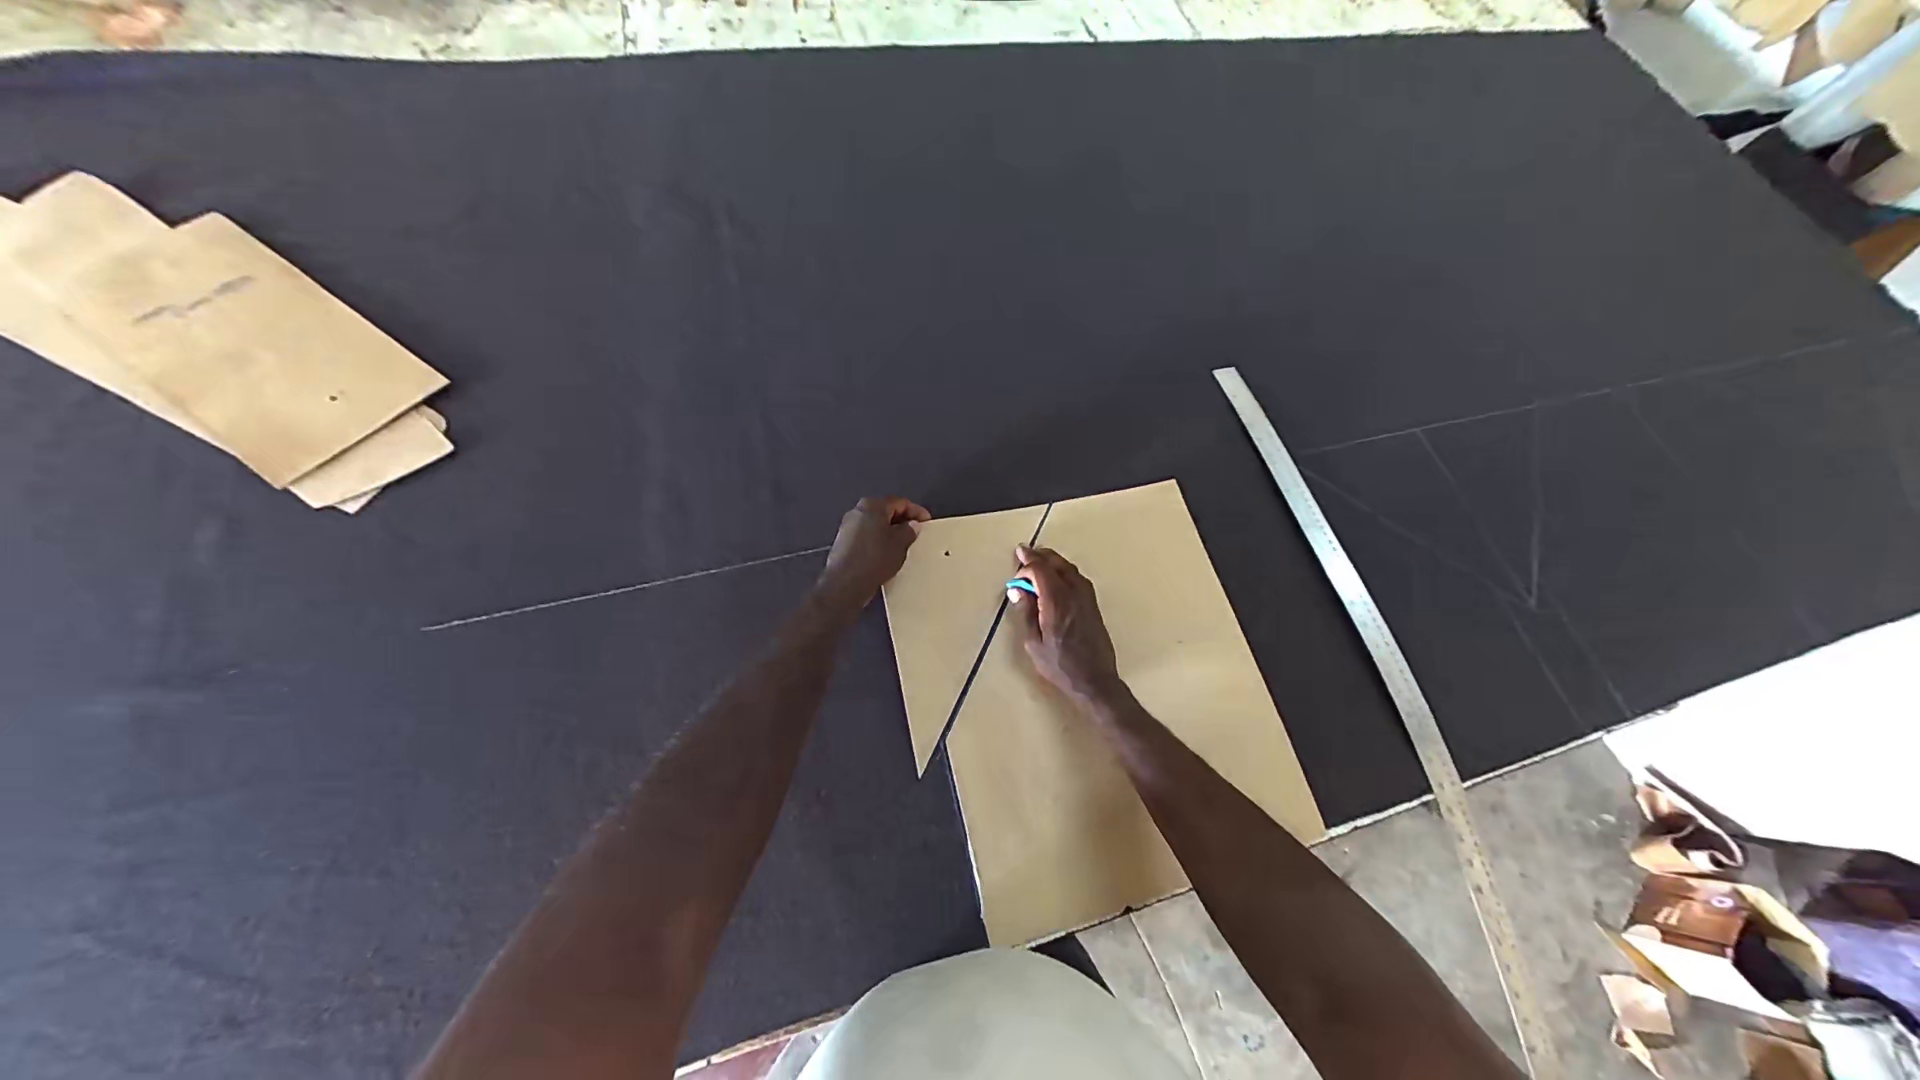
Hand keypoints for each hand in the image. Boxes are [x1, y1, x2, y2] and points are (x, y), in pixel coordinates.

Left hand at [815, 496, 930, 610]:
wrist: (847, 583)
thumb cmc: (874, 559)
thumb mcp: (900, 544)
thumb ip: (909, 530)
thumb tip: (911, 526)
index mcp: (872, 506)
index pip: (900, 502)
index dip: (916, 511)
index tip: (925, 520)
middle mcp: (858, 511)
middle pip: (885, 511)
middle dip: (902, 521)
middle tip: (915, 532)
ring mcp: (848, 527)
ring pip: (875, 525)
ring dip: (889, 532)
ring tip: (902, 545)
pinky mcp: (844, 542)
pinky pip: (866, 536)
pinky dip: (878, 541)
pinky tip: (886, 554)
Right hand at [1006, 544, 1124, 707]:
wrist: (1094, 679)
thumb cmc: (1060, 665)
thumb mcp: (1034, 642)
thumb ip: (1026, 612)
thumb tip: (1017, 590)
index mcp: (1056, 601)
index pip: (1040, 570)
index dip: (1026, 566)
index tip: (1016, 571)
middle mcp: (1074, 593)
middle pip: (1056, 563)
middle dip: (1039, 556)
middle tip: (1024, 553)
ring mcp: (1087, 597)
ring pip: (1069, 568)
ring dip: (1052, 561)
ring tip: (1037, 561)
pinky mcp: (1093, 604)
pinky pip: (1077, 577)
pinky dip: (1063, 570)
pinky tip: (1056, 577)